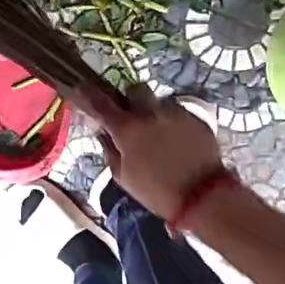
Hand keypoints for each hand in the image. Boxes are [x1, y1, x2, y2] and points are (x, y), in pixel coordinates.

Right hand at [93, 85, 224, 222]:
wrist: (204, 197)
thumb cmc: (156, 191)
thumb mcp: (123, 176)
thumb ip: (109, 150)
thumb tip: (102, 132)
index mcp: (127, 129)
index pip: (101, 104)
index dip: (88, 93)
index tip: (80, 86)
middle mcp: (150, 114)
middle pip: (134, 90)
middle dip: (129, 99)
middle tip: (129, 115)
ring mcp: (175, 114)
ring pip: (158, 102)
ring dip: (152, 113)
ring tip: (156, 133)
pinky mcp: (196, 119)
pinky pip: (177, 113)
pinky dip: (171, 123)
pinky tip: (174, 141)